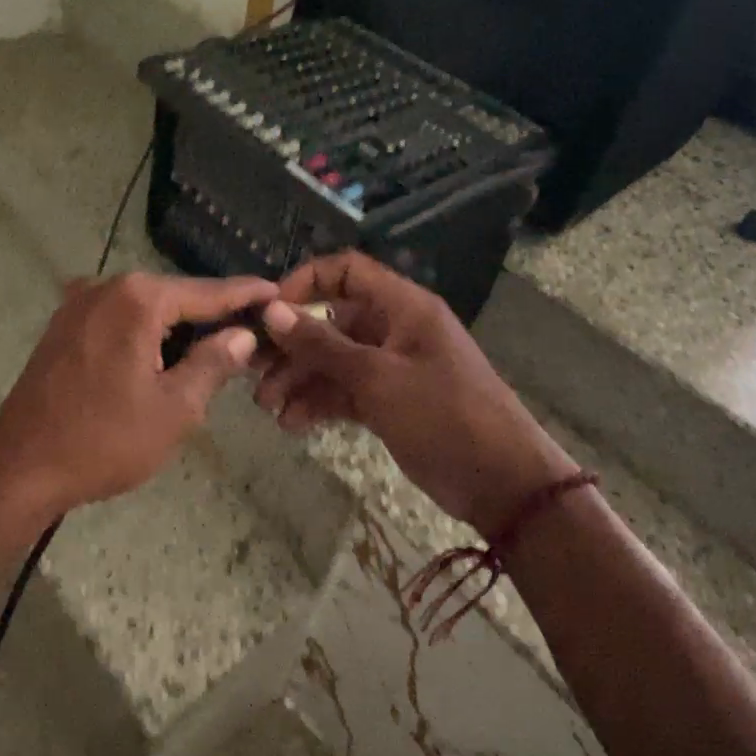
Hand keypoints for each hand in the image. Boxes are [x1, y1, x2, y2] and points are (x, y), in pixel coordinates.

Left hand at [0, 272, 277, 514]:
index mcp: (137, 300)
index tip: (278, 291)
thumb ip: (213, 363)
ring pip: (145, 309)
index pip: (207, 292)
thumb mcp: (174, 408)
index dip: (246, 295)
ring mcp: (78, 304)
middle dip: (212, 315)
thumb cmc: (104, 440)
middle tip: (253, 333)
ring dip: (178, 328)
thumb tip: (242, 335)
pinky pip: (118, 320)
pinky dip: (146, 334)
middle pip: (175, 297)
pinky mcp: (63, 326)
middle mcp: (106, 287)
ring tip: (216, 349)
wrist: (20, 467)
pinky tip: (164, 357)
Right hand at [253, 251, 576, 535]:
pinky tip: (293, 424)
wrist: (501, 482)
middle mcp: (394, 330)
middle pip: (331, 322)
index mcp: (402, 307)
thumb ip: (322, 345)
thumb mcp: (377, 378)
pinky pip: (344, 392)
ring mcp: (391, 368)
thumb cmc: (444, 415)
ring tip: (269, 409)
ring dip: (299, 380)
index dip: (305, 283)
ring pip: (333, 361)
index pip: (346, 272)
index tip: (268, 312)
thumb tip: (272, 312)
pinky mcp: (389, 403)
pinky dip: (318, 404)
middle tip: (254, 373)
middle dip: (291, 346)